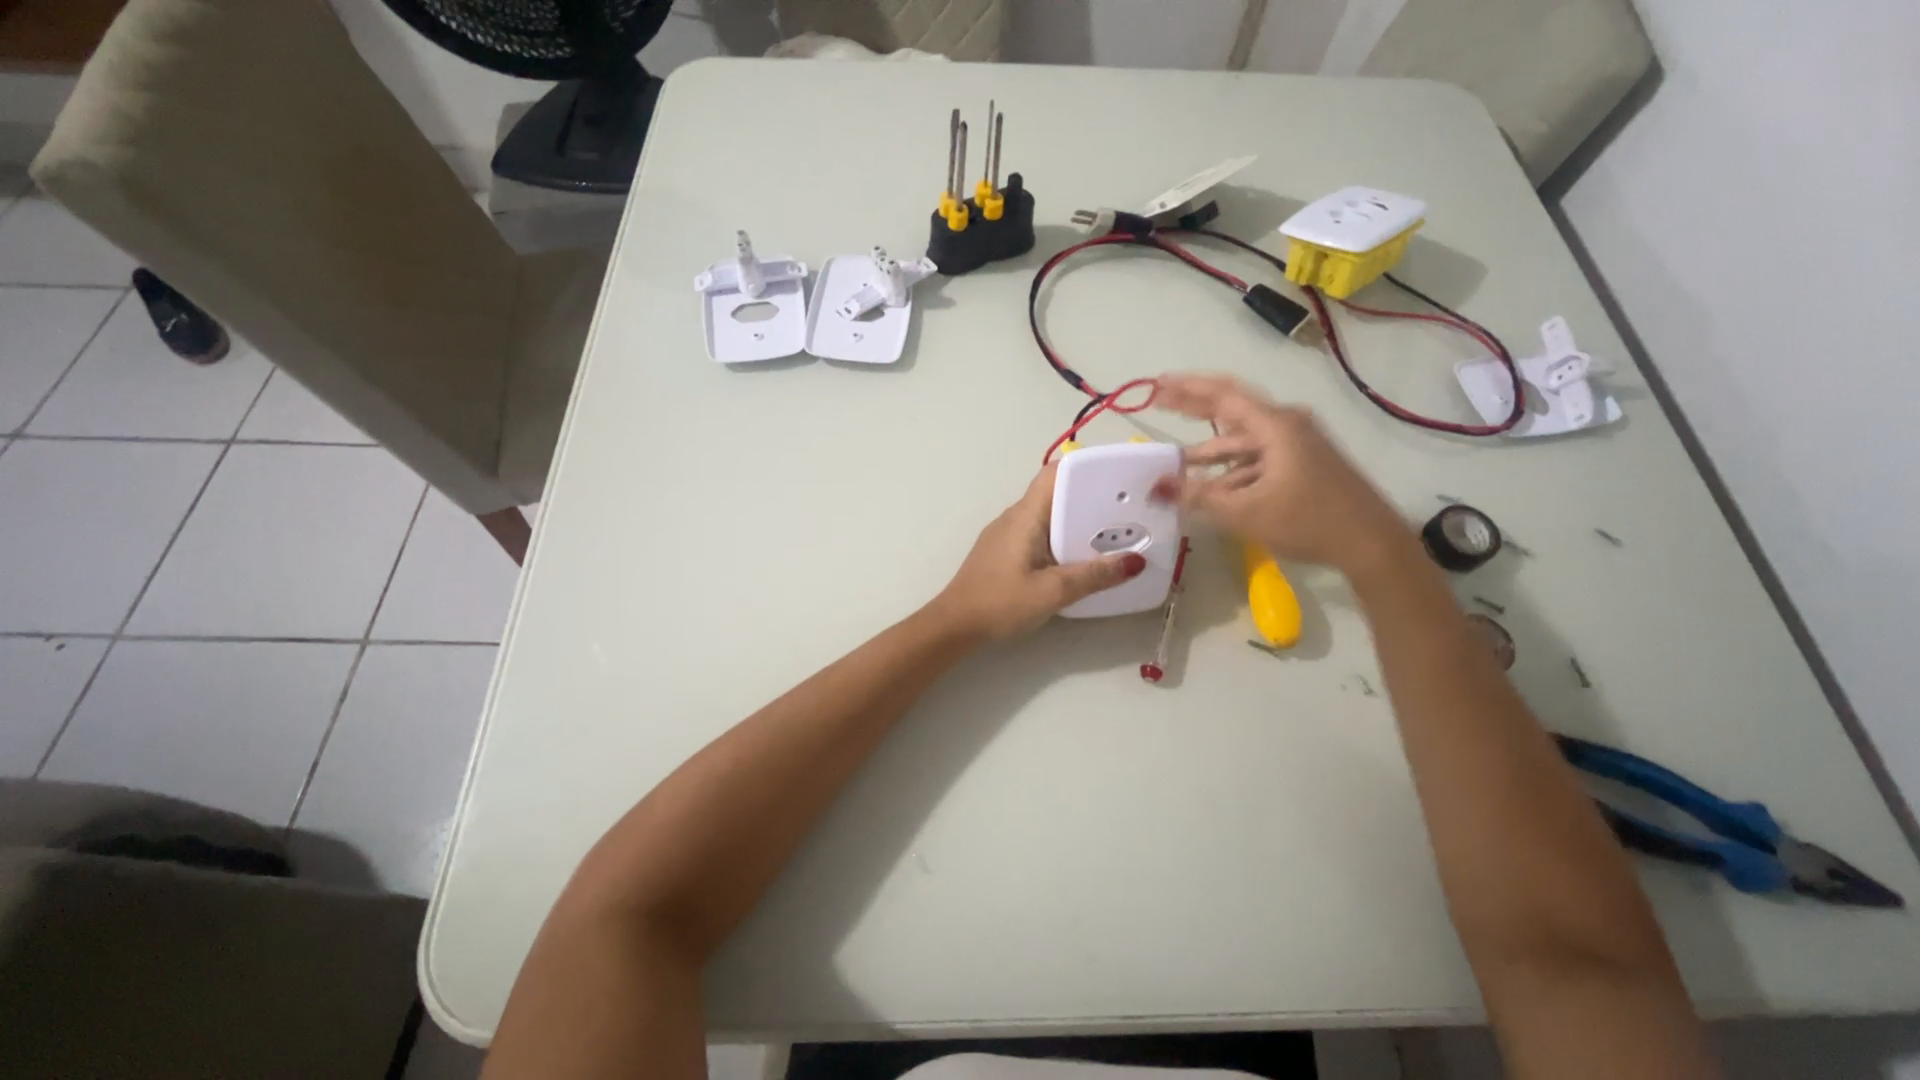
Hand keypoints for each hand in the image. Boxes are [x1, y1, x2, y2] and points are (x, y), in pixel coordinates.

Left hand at [932, 465, 1145, 640]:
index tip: (1117, 476)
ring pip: (1048, 517)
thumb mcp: (1053, 592)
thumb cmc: (1000, 602)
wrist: (954, 625)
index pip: (1055, 474)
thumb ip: (1094, 576)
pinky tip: (1081, 558)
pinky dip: (1062, 539)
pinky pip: (1039, 534)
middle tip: (1128, 511)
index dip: (1086, 469)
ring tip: (1114, 535)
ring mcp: (1007, 534)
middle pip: (1056, 495)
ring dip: (1078, 523)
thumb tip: (1136, 562)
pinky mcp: (1005, 552)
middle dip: (1091, 499)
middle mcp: (1015, 517)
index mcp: (1025, 515)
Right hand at [1150, 374, 1412, 576]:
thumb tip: (1156, 487)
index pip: (1223, 394)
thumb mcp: (1246, 512)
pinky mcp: (1303, 464)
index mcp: (1275, 425)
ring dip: (1211, 449)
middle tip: (1158, 400)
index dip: (1186, 388)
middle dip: (1194, 406)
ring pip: (1244, 439)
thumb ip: (1198, 496)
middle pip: (1232, 409)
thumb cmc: (1309, 521)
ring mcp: (1298, 444)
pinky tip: (1212, 485)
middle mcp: (1286, 425)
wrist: (1371, 544)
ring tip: (1176, 461)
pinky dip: (1232, 466)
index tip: (1156, 384)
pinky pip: (1258, 457)